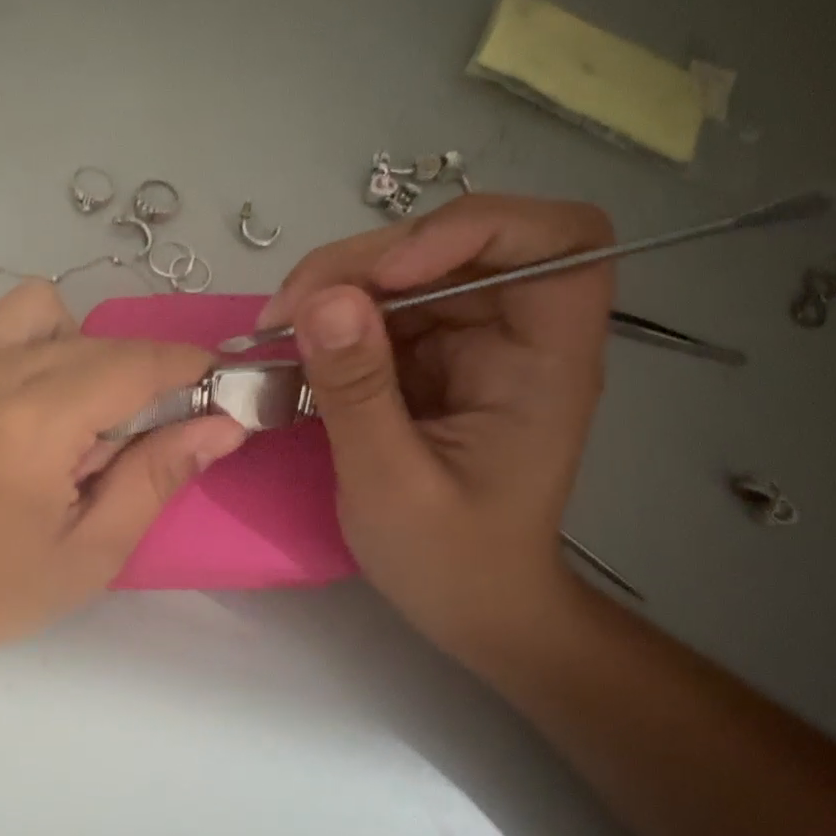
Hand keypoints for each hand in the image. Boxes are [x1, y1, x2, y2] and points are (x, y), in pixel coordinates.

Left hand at [0, 280, 246, 654]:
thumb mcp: (92, 552)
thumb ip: (157, 477)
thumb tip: (222, 425)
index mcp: (36, 422)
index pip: (135, 364)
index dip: (189, 367)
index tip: (220, 386)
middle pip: (94, 339)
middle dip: (138, 373)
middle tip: (136, 439)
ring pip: (32, 305)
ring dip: (69, 340)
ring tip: (69, 405)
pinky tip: (5, 370)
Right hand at [262, 195, 614, 645]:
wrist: (471, 605)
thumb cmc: (451, 559)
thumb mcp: (390, 482)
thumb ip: (357, 390)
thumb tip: (320, 299)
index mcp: (545, 362)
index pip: (559, 242)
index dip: (475, 230)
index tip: (388, 275)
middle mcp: (515, 336)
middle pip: (459, 245)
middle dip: (367, 262)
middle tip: (287, 309)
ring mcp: (470, 344)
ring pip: (408, 270)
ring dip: (337, 285)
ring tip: (276, 328)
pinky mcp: (429, 359)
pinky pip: (379, 310)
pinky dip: (330, 317)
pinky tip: (291, 345)